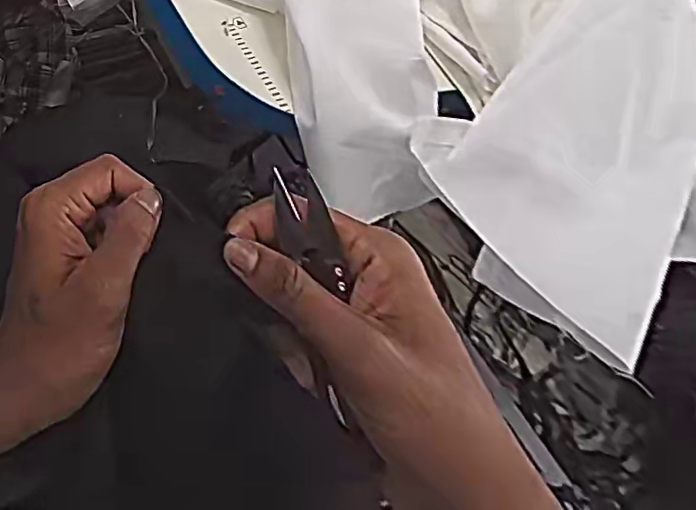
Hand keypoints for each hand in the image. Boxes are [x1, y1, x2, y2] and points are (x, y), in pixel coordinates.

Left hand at [0, 155, 161, 458]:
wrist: (24, 387)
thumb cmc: (54, 351)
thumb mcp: (103, 290)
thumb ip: (130, 236)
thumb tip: (152, 198)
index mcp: (50, 207)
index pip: (110, 169)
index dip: (139, 195)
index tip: (150, 232)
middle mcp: (47, 208)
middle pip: (109, 184)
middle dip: (133, 216)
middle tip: (133, 261)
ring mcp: (53, 226)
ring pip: (109, 206)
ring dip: (126, 235)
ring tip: (120, 275)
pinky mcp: (62, 244)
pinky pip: (101, 227)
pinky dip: (117, 247)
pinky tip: (113, 279)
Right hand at [224, 199, 555, 509]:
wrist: (463, 493)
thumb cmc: (444, 422)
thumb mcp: (357, 347)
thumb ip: (293, 293)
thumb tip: (243, 250)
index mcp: (381, 255)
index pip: (304, 214)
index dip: (262, 226)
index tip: (233, 250)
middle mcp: (368, 277)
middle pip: (290, 258)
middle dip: (282, 301)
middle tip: (295, 333)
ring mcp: (355, 312)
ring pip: (288, 300)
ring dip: (292, 337)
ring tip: (319, 369)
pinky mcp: (344, 344)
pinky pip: (296, 332)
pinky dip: (298, 358)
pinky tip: (321, 381)